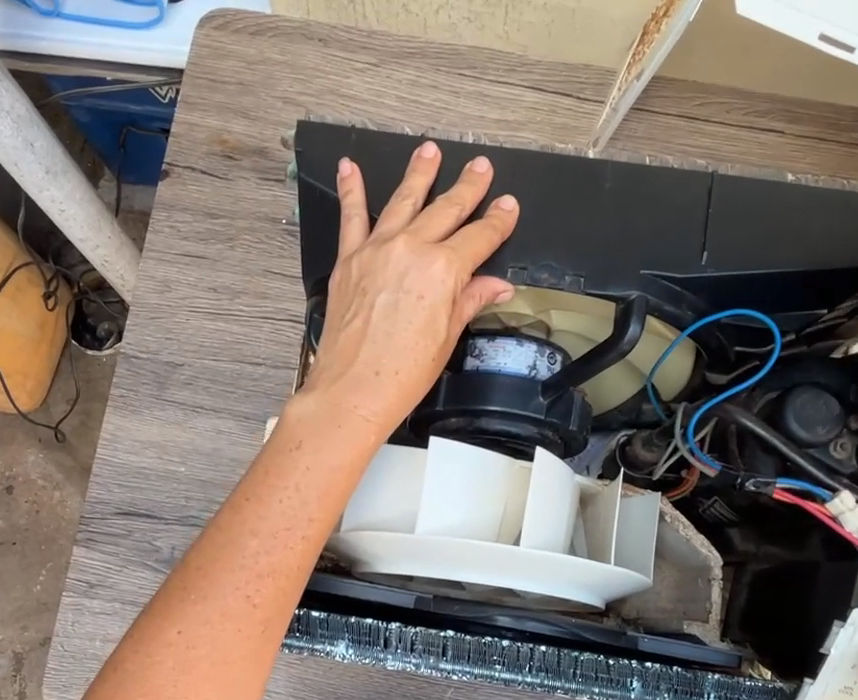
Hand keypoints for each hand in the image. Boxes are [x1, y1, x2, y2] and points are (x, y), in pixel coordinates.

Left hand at [293, 141, 520, 446]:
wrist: (353, 390)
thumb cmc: (401, 374)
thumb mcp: (448, 337)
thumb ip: (470, 301)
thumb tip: (495, 286)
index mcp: (443, 270)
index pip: (480, 237)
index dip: (498, 222)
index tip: (507, 208)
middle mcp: (410, 250)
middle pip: (446, 209)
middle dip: (467, 187)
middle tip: (480, 168)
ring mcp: (377, 251)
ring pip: (403, 200)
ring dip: (419, 174)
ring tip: (429, 151)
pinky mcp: (349, 260)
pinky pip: (351, 217)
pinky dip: (351, 190)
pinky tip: (349, 168)